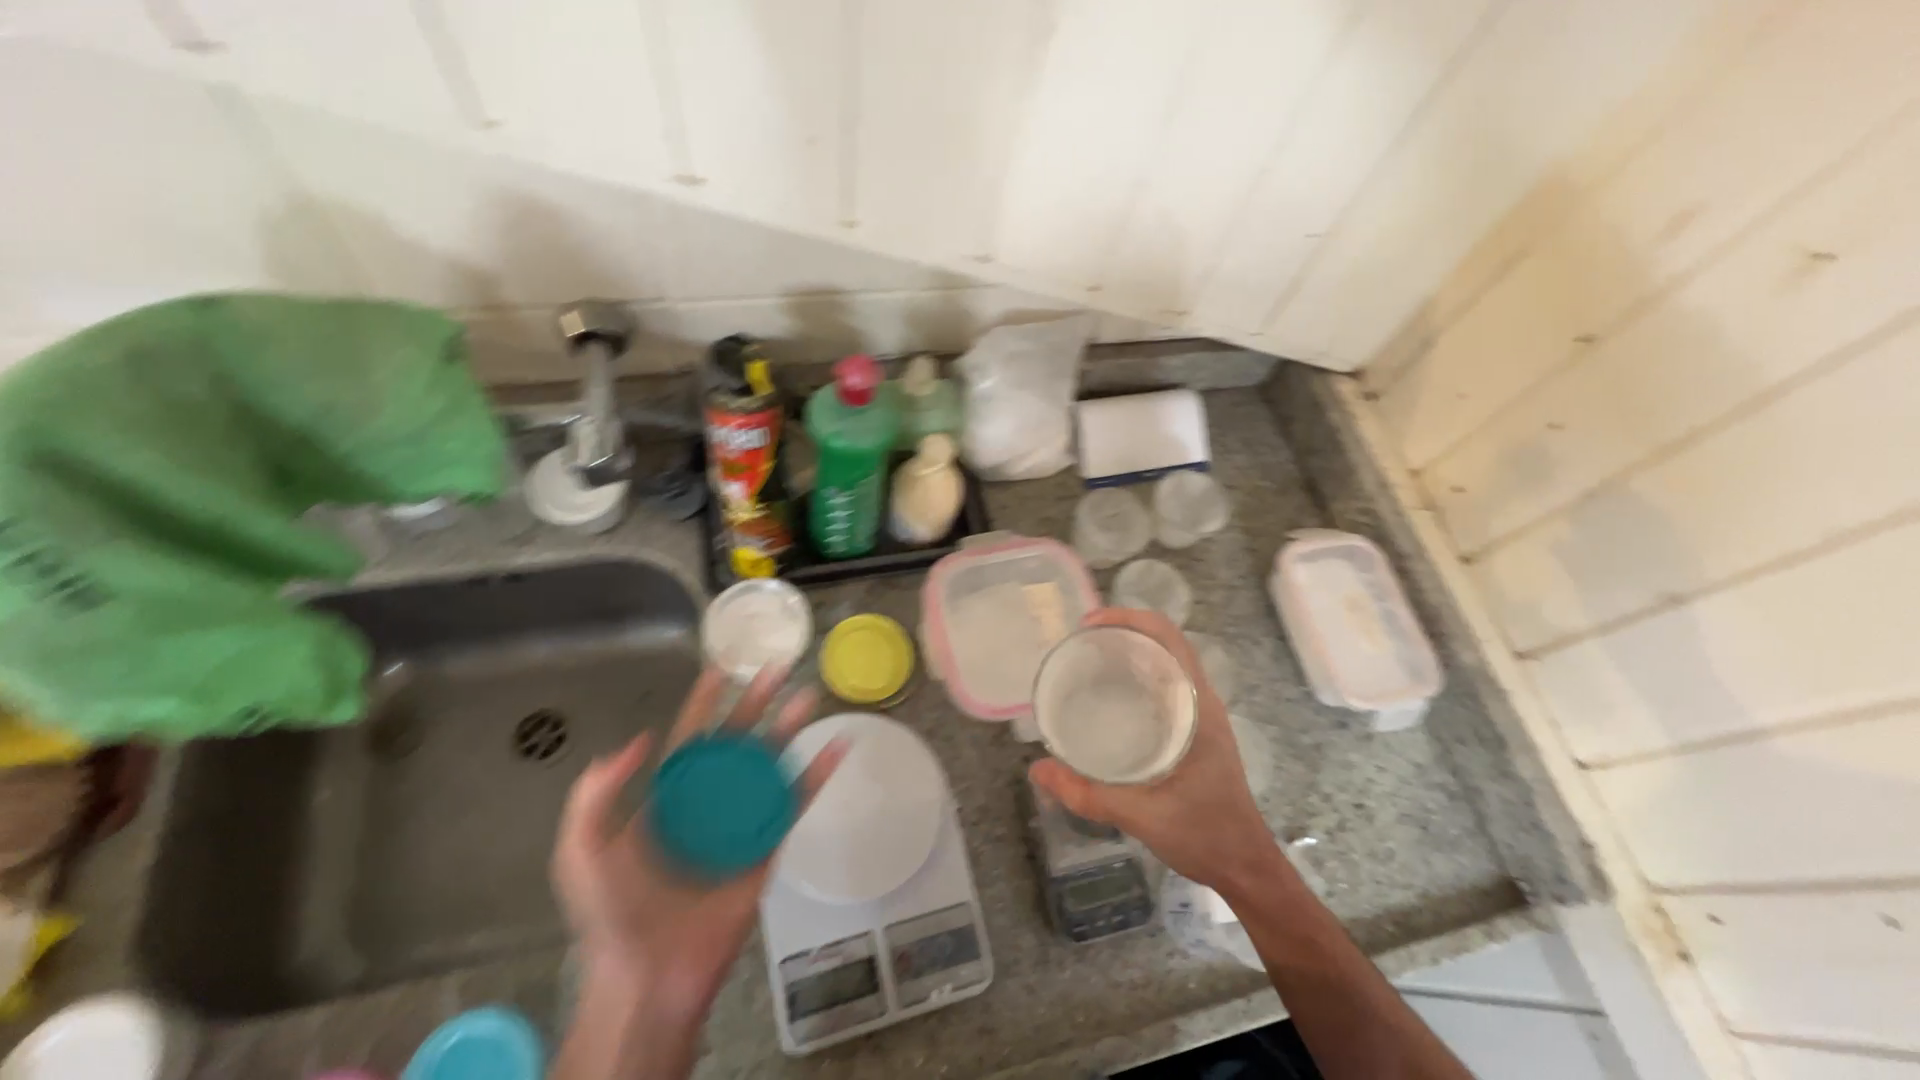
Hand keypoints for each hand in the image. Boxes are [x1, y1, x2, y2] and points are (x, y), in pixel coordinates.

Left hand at [551, 665, 847, 1020]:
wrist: (649, 973)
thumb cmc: (612, 912)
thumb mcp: (582, 849)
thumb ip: (597, 792)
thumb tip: (640, 740)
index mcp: (664, 799)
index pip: (688, 738)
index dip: (704, 703)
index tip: (723, 667)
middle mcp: (705, 802)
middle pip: (736, 741)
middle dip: (756, 702)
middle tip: (780, 666)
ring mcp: (739, 824)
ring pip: (769, 765)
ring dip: (790, 730)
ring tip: (810, 696)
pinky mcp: (766, 847)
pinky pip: (793, 804)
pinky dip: (816, 776)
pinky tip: (835, 748)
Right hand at [1029, 608, 1282, 894]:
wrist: (1245, 866)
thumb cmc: (1204, 834)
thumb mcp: (1140, 815)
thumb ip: (1086, 794)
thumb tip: (1037, 770)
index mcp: (1198, 710)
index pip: (1170, 641)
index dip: (1131, 620)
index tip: (1089, 626)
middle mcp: (1203, 704)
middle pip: (1165, 646)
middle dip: (1123, 633)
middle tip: (1078, 645)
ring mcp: (1202, 718)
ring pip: (1166, 667)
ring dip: (1131, 655)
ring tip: (1086, 664)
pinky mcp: (1197, 735)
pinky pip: (1165, 691)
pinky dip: (1137, 681)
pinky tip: (1108, 702)